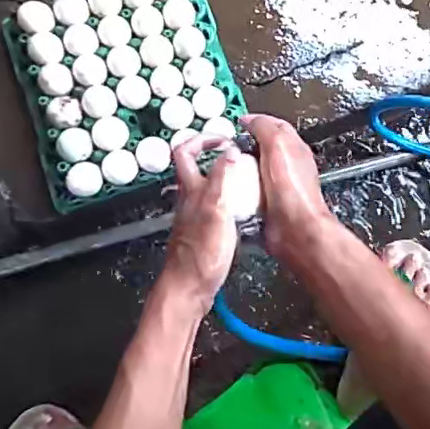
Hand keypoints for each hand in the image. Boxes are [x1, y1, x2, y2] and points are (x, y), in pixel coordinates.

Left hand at [154, 137, 246, 314]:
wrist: (188, 290)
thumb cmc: (200, 256)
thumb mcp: (216, 211)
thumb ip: (222, 180)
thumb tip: (230, 151)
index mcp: (191, 190)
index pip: (185, 151)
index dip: (202, 139)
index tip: (224, 138)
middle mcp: (189, 199)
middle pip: (194, 166)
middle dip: (213, 154)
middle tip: (236, 153)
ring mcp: (195, 215)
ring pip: (206, 185)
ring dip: (224, 176)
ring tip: (245, 175)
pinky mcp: (203, 231)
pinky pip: (215, 204)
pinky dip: (229, 198)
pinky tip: (243, 207)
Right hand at [240, 114, 337, 265]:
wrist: (294, 229)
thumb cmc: (293, 191)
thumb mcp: (277, 145)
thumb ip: (265, 128)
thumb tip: (251, 120)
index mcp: (294, 149)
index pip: (276, 126)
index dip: (257, 121)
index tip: (241, 122)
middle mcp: (289, 167)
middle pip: (264, 148)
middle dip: (247, 145)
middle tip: (231, 145)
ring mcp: (279, 186)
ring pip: (256, 170)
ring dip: (242, 169)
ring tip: (230, 166)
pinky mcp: (268, 204)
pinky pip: (250, 192)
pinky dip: (241, 189)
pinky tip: (234, 189)